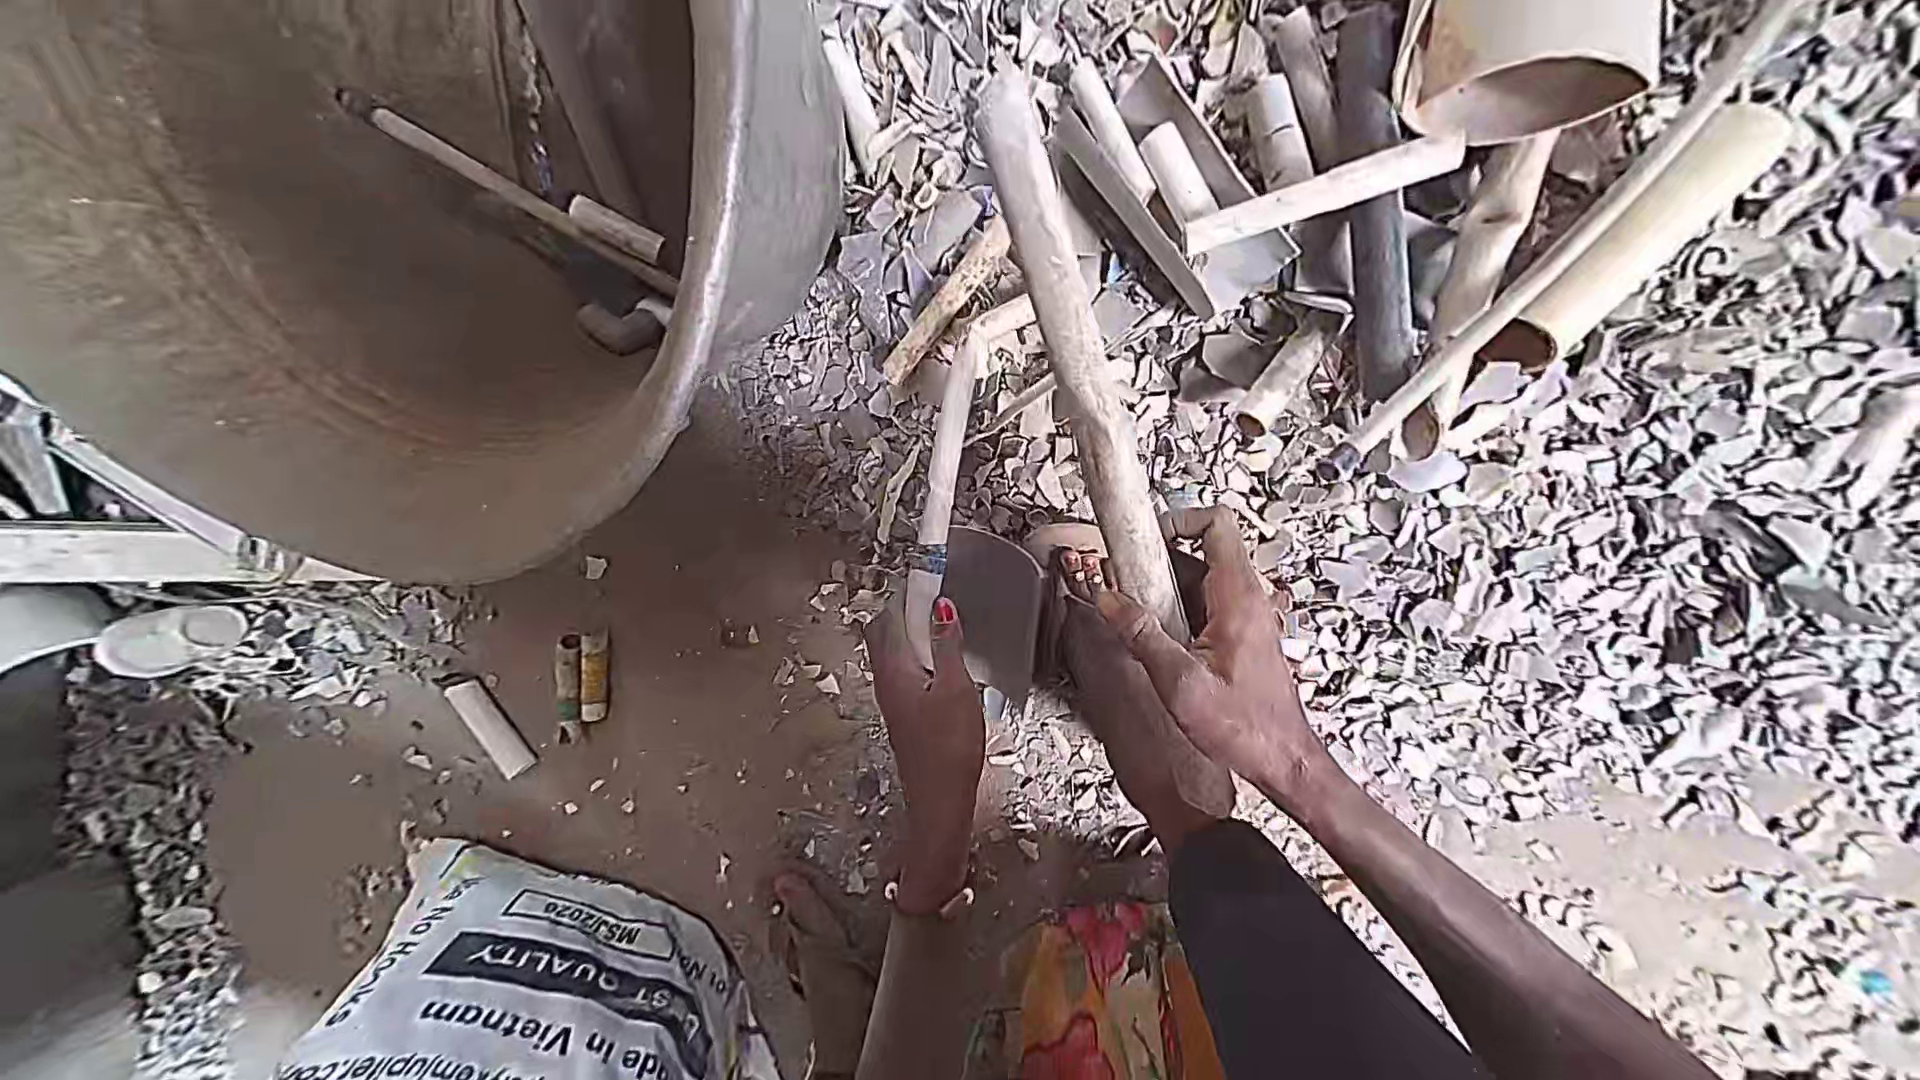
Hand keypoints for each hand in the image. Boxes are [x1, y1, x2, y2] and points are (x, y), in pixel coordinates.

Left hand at [862, 594, 983, 913]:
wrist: (942, 801)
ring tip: (949, 627)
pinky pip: (912, 672)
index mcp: (893, 670)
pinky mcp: (908, 713)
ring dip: (921, 636)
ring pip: (902, 653)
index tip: (927, 577)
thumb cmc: (948, 747)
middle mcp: (887, 681)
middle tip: (941, 600)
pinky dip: (926, 658)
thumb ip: (947, 645)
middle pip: (890, 633)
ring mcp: (896, 699)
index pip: (887, 618)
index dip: (906, 595)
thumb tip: (941, 607)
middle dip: (912, 612)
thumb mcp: (956, 688)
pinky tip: (949, 665)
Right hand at [1094, 507, 1337, 812]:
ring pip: (1194, 577)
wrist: (1283, 761)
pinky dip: (1172, 610)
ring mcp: (1242, 615)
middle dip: (1154, 563)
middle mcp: (1245, 599)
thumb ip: (1142, 635)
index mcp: (1239, 597)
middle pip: (1195, 550)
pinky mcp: (1236, 632)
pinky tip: (1157, 640)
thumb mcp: (1181, 682)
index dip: (1176, 520)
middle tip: (1126, 585)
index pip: (1216, 523)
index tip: (1143, 541)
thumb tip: (1109, 601)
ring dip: (1159, 590)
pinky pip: (1199, 602)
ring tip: (1136, 617)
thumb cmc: (1248, 728)